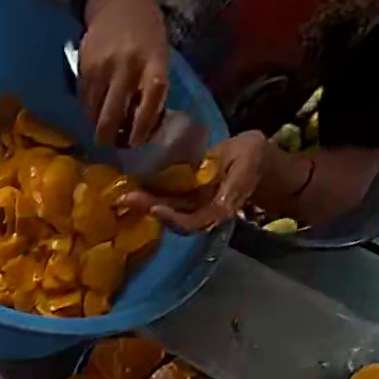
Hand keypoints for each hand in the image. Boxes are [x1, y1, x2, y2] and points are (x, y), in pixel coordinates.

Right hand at [78, 0, 172, 146]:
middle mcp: (126, 65)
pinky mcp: (83, 72)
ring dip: (98, 125)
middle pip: (111, 116)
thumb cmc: (144, 33)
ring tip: (104, 124)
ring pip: (94, 114)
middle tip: (111, 143)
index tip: (136, 142)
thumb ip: (152, 87)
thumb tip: (141, 126)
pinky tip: (97, 105)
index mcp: (152, 61)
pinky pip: (85, 103)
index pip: (150, 100)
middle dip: (109, 137)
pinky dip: (90, 110)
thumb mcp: (158, 55)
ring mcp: (102, 69)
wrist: (117, 3)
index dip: (142, 126)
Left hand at [119, 130, 269, 232]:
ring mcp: (191, 207)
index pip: (193, 222)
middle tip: (127, 199)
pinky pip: (163, 200)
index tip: (156, 208)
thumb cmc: (253, 156)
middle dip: (149, 209)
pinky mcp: (183, 199)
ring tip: (125, 195)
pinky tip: (132, 189)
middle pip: (171, 218)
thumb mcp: (250, 160)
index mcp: (218, 209)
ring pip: (164, 210)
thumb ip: (237, 183)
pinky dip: (148, 196)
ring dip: (143, 204)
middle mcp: (200, 213)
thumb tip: (222, 208)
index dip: (174, 218)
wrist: (254, 158)